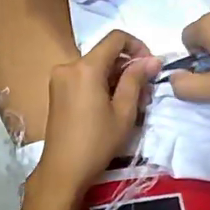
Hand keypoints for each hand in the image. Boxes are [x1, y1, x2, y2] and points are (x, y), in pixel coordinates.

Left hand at [36, 31, 161, 189]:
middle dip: (128, 66)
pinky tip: (112, 105)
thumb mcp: (124, 111)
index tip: (150, 66)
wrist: (63, 170)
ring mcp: (59, 78)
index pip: (115, 38)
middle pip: (105, 53)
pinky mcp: (57, 90)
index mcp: (85, 67)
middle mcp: (68, 66)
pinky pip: (84, 77)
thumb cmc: (97, 142)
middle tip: (145, 91)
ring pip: (96, 66)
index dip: (137, 46)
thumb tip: (152, 59)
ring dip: (116, 77)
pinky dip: (101, 84)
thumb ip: (136, 80)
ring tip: (132, 102)